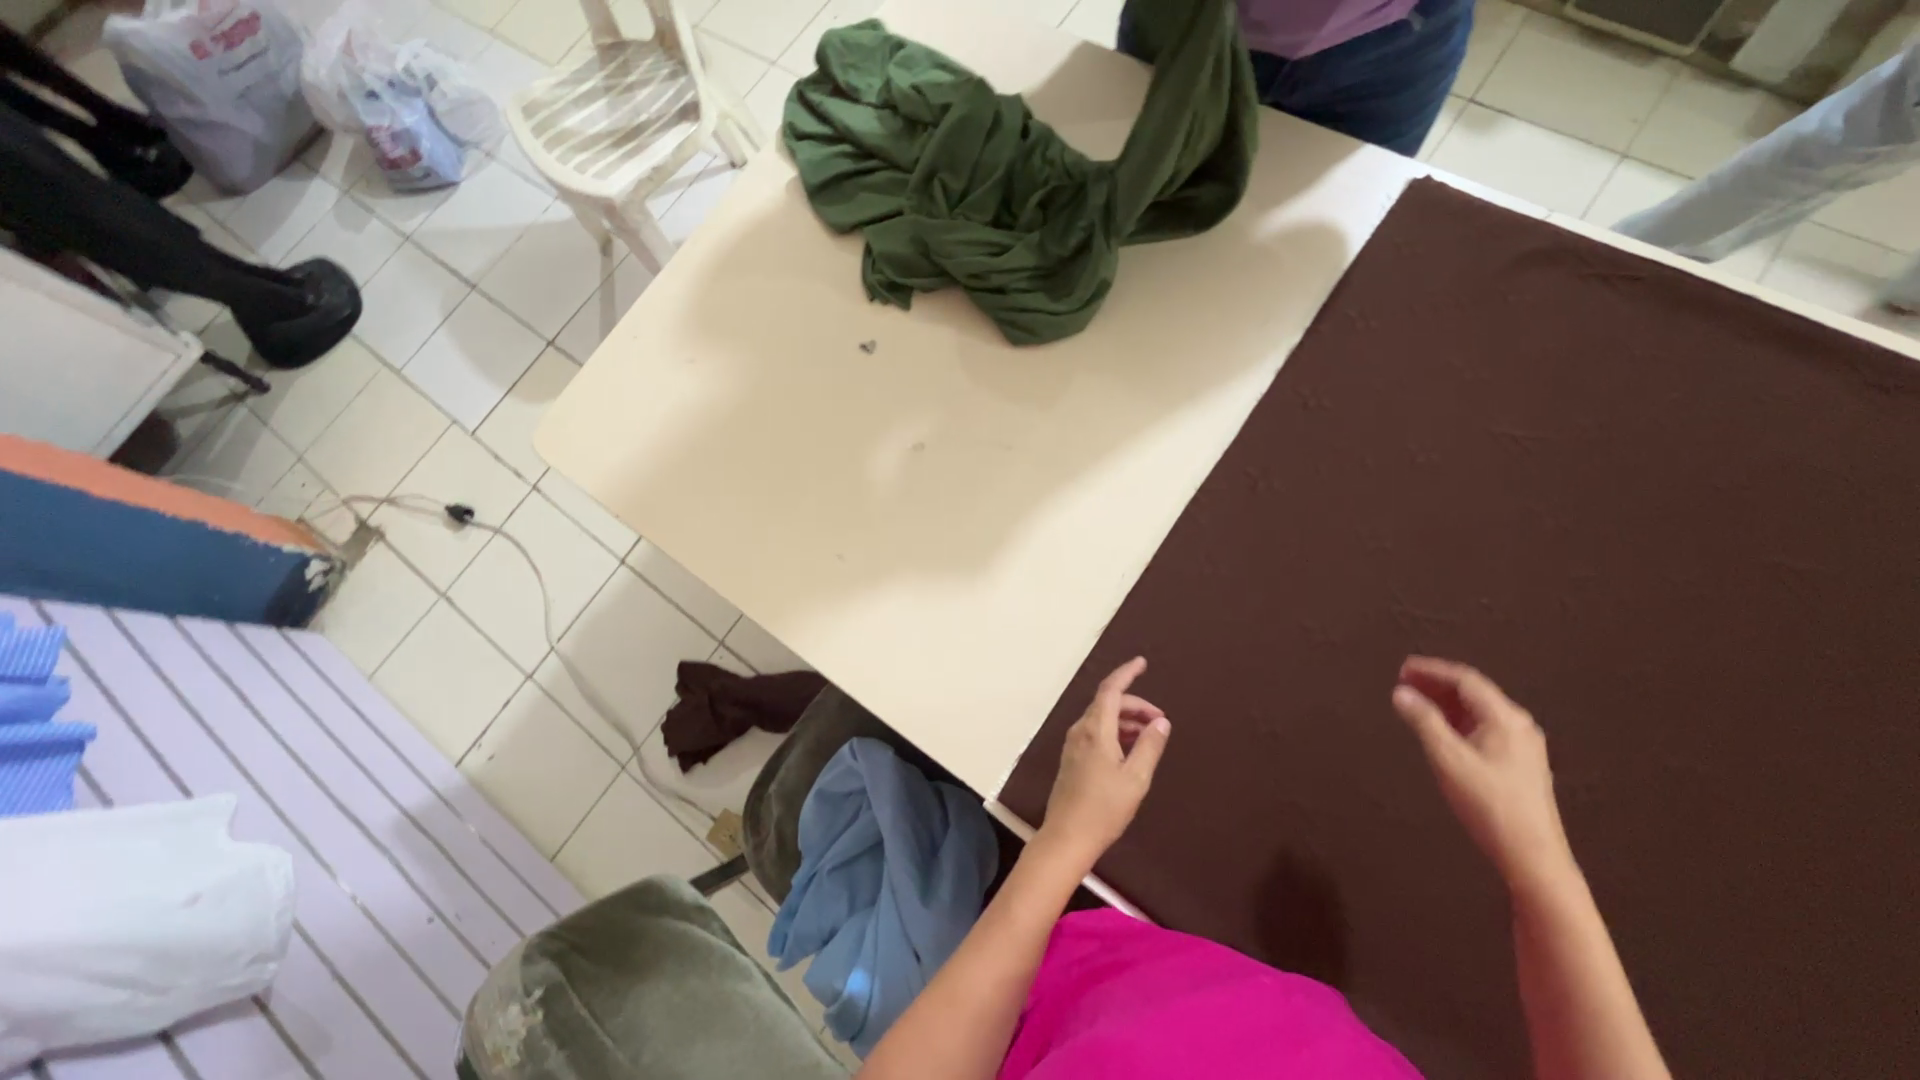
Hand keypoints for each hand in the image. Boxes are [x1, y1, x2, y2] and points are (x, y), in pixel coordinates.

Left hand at [1038, 657, 1171, 871]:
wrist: (1067, 837)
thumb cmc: (1104, 809)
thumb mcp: (1136, 778)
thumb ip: (1150, 746)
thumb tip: (1161, 722)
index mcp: (1095, 730)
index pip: (1110, 690)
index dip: (1126, 673)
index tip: (1142, 663)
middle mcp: (1080, 731)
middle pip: (1107, 704)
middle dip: (1135, 705)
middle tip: (1160, 721)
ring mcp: (1073, 745)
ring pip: (1101, 719)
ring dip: (1126, 721)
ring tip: (1150, 737)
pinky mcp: (1072, 759)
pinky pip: (1096, 733)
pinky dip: (1115, 733)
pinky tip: (1130, 750)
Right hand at [1391, 656, 1575, 892]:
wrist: (1532, 854)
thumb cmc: (1487, 803)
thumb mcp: (1448, 760)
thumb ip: (1424, 722)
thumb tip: (1401, 693)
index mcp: (1505, 718)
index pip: (1466, 680)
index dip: (1432, 670)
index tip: (1403, 668)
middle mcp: (1519, 725)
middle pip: (1475, 694)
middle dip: (1438, 685)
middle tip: (1404, 682)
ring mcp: (1524, 746)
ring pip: (1480, 713)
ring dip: (1447, 704)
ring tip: (1417, 703)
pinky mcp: (1521, 765)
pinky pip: (1485, 729)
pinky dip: (1459, 722)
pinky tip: (1443, 733)